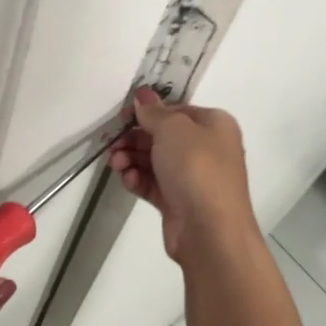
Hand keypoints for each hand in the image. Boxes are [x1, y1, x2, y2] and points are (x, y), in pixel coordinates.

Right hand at [109, 88, 257, 262]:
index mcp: (213, 125)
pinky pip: (153, 184)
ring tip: (117, 164)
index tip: (122, 116)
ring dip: (131, 159)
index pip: (176, 110)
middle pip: (162, 136)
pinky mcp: (178, 201)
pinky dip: (138, 180)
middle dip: (134, 138)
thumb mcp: (173, 129)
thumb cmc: (196, 168)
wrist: (210, 230)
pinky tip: (129, 180)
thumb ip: (154, 112)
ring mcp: (192, 177)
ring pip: (154, 161)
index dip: (149, 111)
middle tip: (112, 144)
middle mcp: (206, 149)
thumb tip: (142, 95)